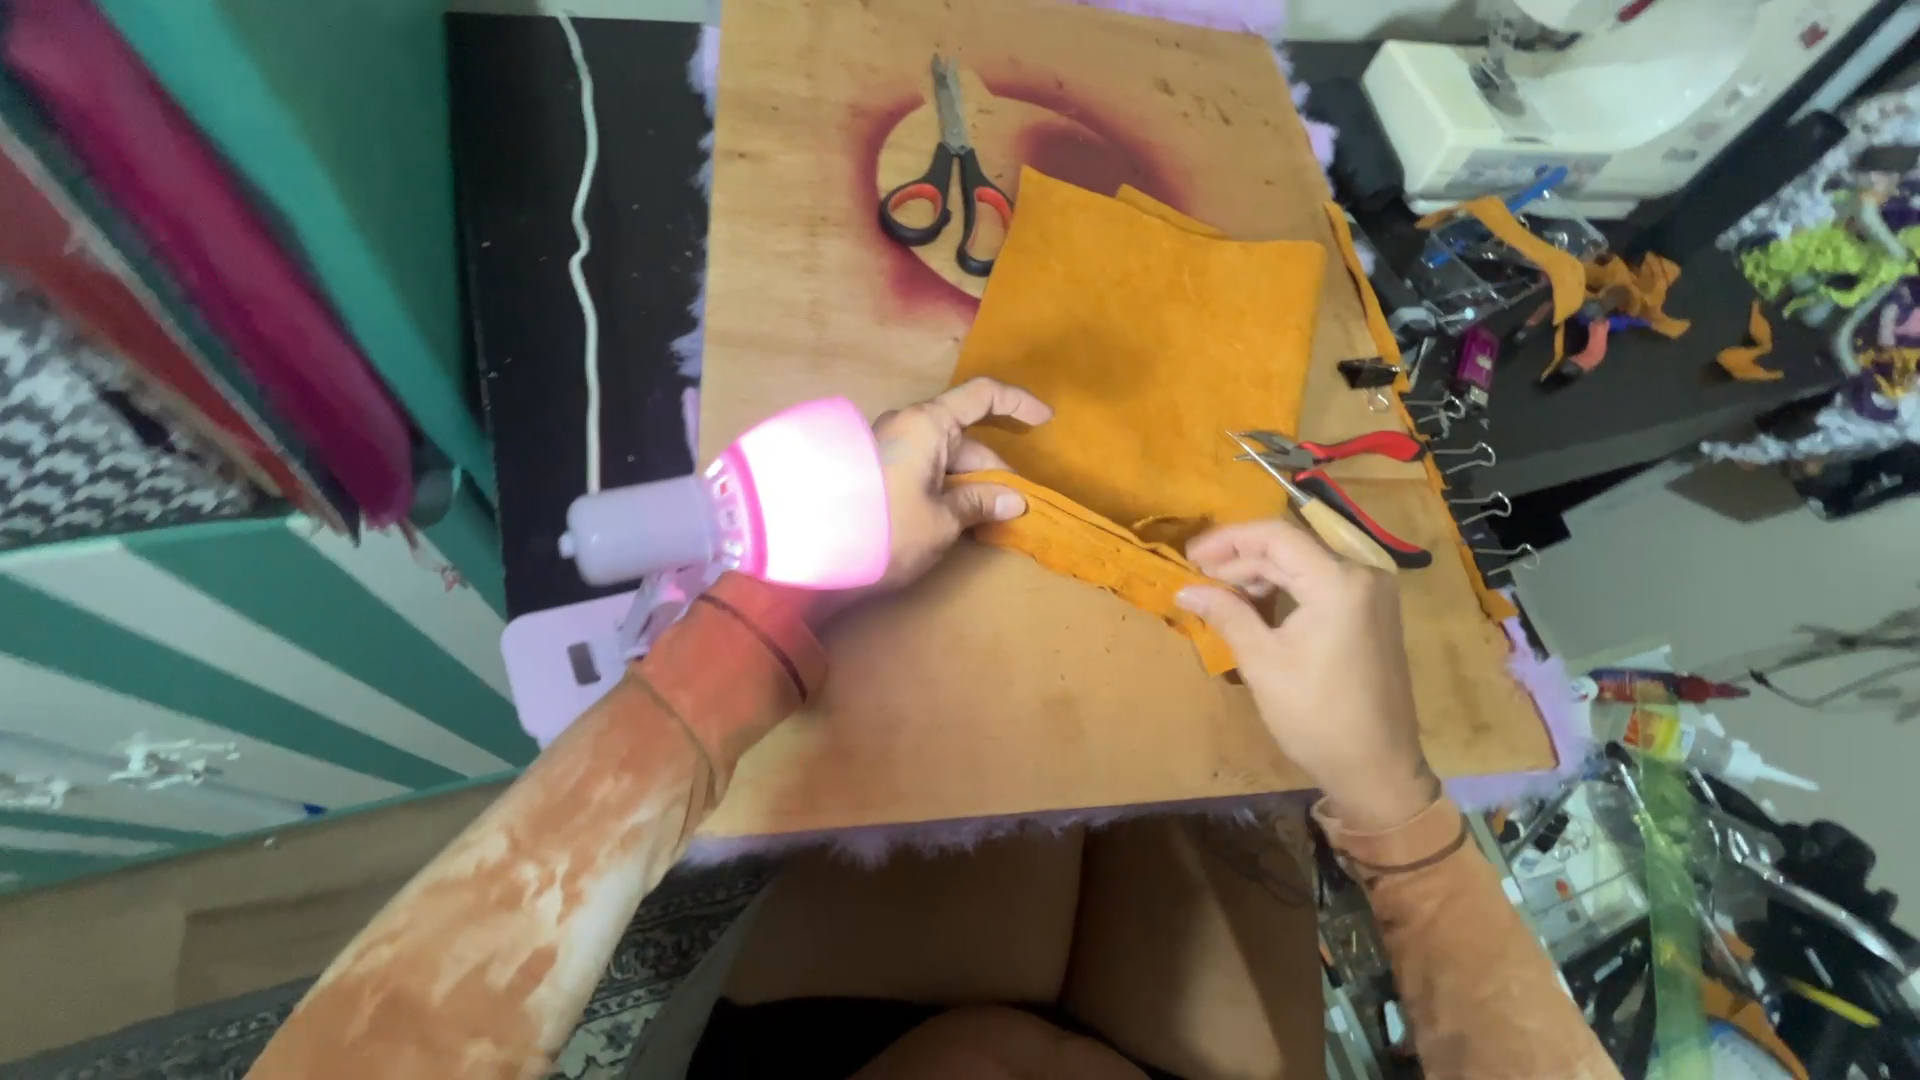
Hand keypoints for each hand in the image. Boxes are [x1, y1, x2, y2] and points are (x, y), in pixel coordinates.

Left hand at [868, 377, 1052, 590]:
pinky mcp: (874, 471)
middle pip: (963, 437)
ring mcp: (887, 447)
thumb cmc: (885, 530)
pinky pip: (921, 469)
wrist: (811, 553)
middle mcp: (906, 427)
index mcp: (926, 425)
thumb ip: (979, 504)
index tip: (1045, 421)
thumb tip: (1014, 500)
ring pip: (942, 457)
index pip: (982, 396)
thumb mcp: (941, 521)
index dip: (1018, 404)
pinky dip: (943, 488)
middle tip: (1014, 506)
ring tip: (985, 520)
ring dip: (967, 484)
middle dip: (993, 469)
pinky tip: (953, 518)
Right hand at [1175, 520, 1438, 830]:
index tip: (1189, 556)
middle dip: (1239, 560)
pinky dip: (1283, 590)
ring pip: (1303, 565)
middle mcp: (1362, 576)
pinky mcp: (1371, 613)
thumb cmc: (1315, 716)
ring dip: (1258, 575)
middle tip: (1197, 579)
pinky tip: (1253, 606)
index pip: (1275, 536)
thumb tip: (1183, 589)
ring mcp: (1371, 594)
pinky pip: (1319, 584)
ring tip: (1218, 594)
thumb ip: (1225, 614)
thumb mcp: (1262, 662)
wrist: (1376, 768)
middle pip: (1289, 549)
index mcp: (1339, 582)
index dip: (1227, 540)